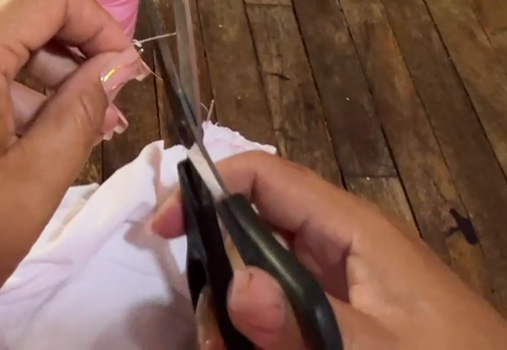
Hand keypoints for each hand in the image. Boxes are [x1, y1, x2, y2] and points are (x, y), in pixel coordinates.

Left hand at [0, 0, 147, 349]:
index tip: (129, 69)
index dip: (99, 21)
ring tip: (92, 116)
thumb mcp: (29, 187)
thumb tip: (120, 64)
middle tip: (115, 85)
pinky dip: (15, 77)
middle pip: (23, 1)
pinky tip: (44, 128)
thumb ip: (82, 112)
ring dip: (49, 58)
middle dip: (77, 35)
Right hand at [152, 152, 506, 349]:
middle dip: (218, 274)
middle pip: (253, 229)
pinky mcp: (347, 317)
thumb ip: (307, 323)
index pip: (263, 175)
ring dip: (240, 317)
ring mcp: (341, 283)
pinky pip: (287, 312)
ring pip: (263, 277)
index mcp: (348, 225)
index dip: (207, 186)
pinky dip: (266, 333)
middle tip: (211, 336)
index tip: (158, 229)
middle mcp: (338, 243)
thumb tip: (233, 283)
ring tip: (234, 349)